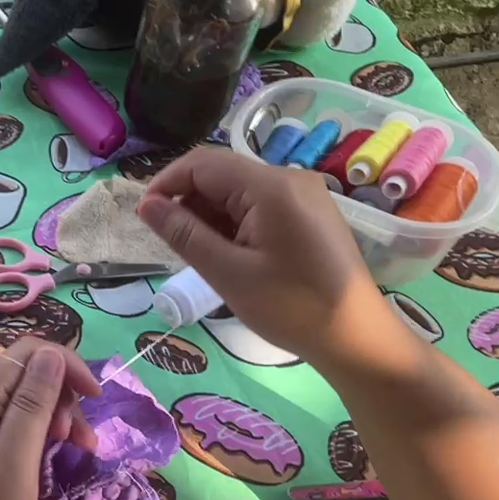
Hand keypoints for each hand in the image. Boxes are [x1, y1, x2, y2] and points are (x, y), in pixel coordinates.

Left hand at [0, 339, 101, 499]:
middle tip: (80, 440)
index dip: (65, 365)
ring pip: (26, 402)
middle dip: (64, 396)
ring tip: (76, 451)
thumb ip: (32, 405)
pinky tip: (55, 457)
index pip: (26, 353)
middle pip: (28, 375)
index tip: (95, 399)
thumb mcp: (15, 463)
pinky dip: (42, 436)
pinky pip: (16, 427)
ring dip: (58, 417)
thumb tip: (50, 354)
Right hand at [137, 148, 404, 375]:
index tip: (143, 219)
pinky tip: (230, 257)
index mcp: (270, 186)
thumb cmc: (290, 307)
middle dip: (188, 203)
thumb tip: (145, 205)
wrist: (355, 336)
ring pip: (237, 192)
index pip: (202, 163)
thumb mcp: (227, 272)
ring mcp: (302, 195)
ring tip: (203, 258)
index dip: (165, 184)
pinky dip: (233, 224)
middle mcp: (288, 178)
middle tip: (174, 248)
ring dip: (209, 217)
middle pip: (220, 174)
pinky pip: (258, 206)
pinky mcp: (308, 214)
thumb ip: (183, 234)